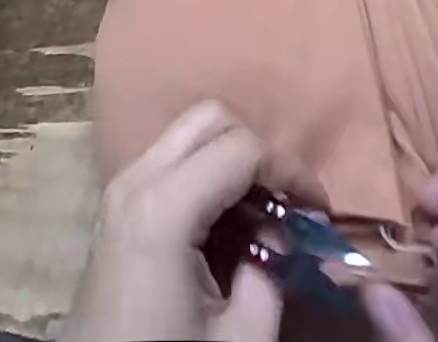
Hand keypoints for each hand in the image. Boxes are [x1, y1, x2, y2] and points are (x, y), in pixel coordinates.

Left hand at [64, 101, 282, 341]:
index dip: (289, 168)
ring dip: (231, 155)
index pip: (240, 147)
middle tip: (288, 200)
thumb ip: (270, 271)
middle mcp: (136, 177)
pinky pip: (170, 155)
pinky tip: (227, 216)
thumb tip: (282, 228)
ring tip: (264, 209)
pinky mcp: (117, 198)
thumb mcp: (238, 340)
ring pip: (187, 129)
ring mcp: (120, 183)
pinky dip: (206, 167)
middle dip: (257, 147)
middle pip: (208, 116)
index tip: (320, 209)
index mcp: (163, 208)